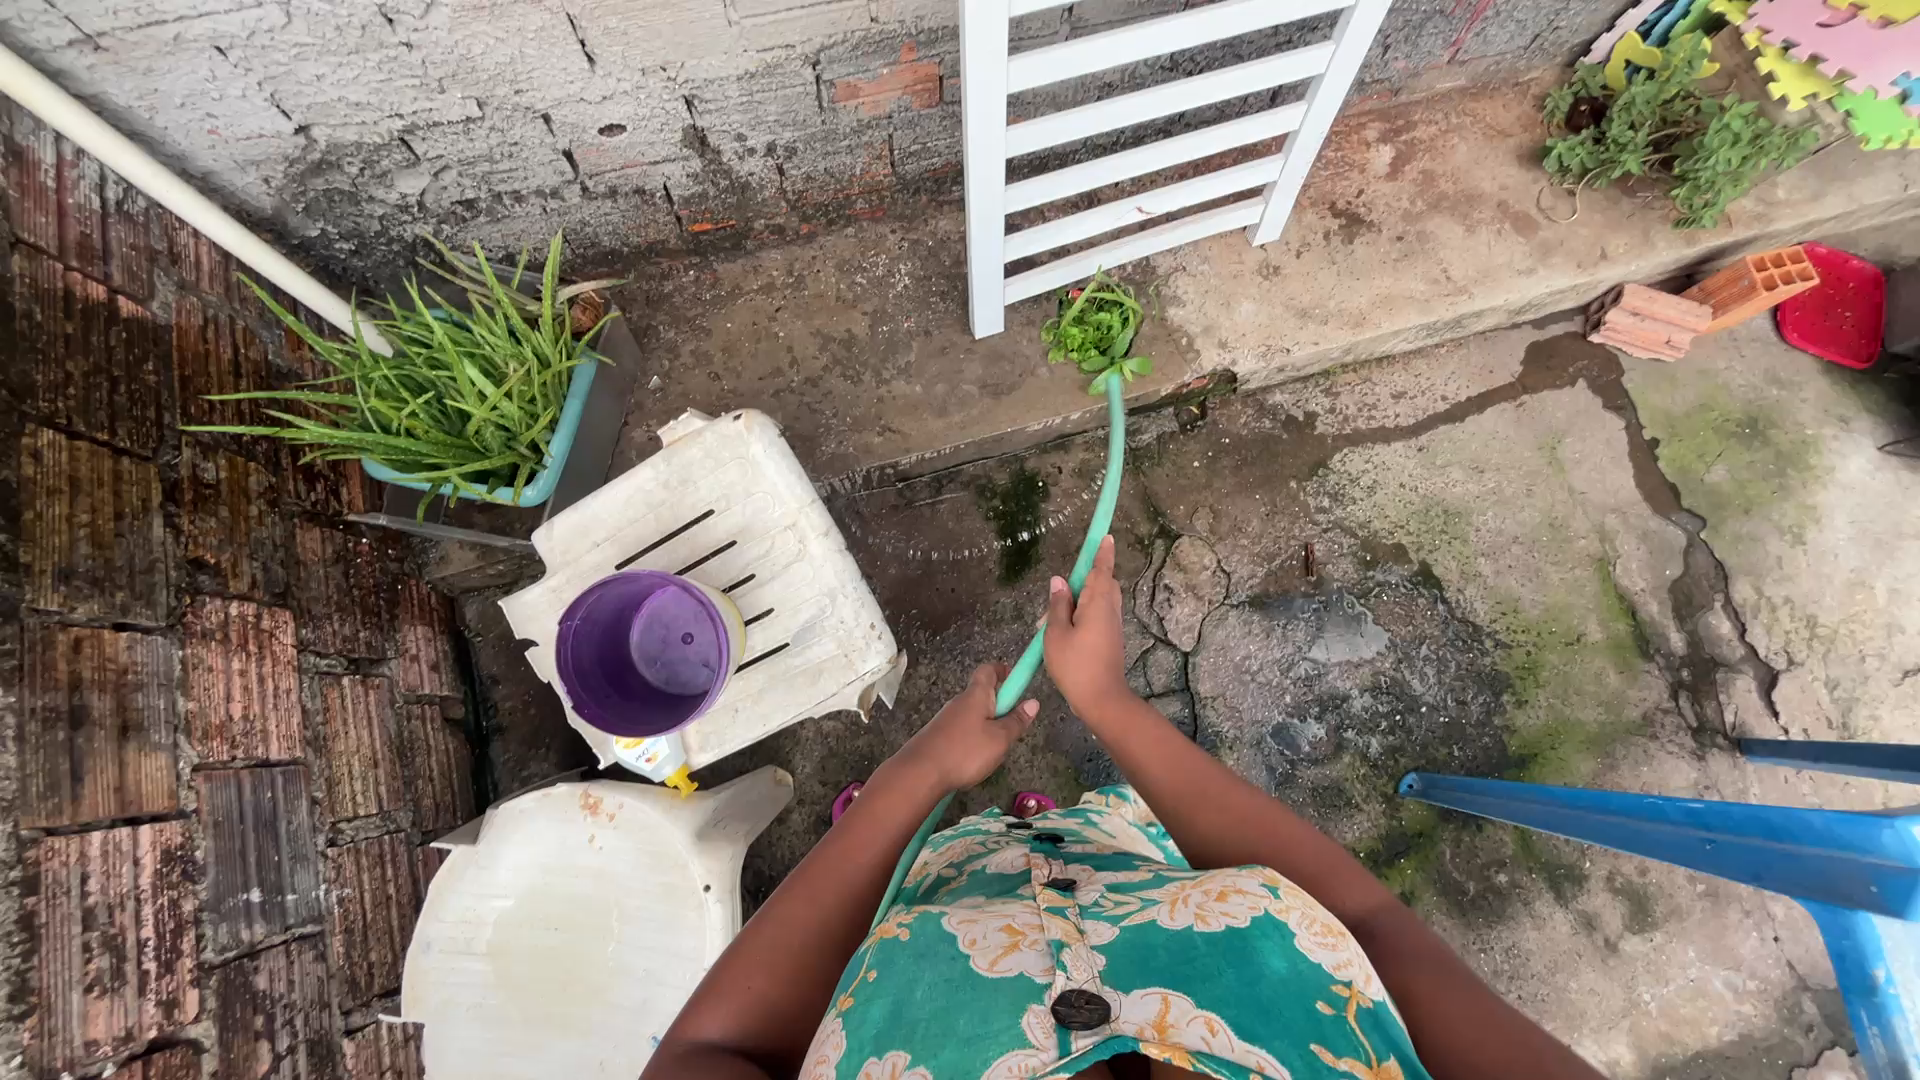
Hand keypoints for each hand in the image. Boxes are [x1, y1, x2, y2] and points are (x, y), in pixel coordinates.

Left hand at [892, 663, 1037, 792]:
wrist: (920, 772)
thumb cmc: (965, 751)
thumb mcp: (1000, 739)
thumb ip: (1017, 721)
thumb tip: (1033, 702)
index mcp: (976, 695)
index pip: (989, 669)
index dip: (1003, 671)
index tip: (1016, 680)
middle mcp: (960, 701)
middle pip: (982, 693)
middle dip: (999, 705)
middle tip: (1012, 726)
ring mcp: (946, 718)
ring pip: (973, 714)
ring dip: (987, 724)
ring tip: (995, 749)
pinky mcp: (938, 735)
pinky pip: (962, 729)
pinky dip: (973, 738)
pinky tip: (975, 758)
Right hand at [1044, 535, 1134, 715]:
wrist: (1101, 699)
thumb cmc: (1075, 665)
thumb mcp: (1056, 634)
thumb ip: (1057, 605)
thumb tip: (1059, 581)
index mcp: (1098, 603)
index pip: (1101, 570)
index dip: (1102, 553)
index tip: (1105, 536)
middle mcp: (1110, 610)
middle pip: (1101, 584)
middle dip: (1083, 581)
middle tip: (1057, 596)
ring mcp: (1112, 625)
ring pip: (1099, 601)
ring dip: (1079, 602)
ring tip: (1053, 620)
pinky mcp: (1110, 639)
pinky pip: (1098, 616)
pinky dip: (1082, 615)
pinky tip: (1064, 631)